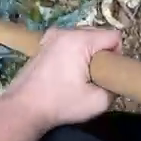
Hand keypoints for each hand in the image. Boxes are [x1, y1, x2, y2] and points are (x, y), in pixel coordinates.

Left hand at [0, 28, 120, 132]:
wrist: (23, 108)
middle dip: (102, 53)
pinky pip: (68, 42)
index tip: (107, 74)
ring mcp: (51, 35)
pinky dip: (72, 52)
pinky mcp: (43, 44)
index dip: (117, 56)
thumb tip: (113, 80)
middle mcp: (65, 31)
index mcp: (80, 40)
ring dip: (87, 53)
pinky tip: (66, 71)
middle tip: (94, 77)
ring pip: (83, 37)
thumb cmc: (60, 104)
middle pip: (98, 34)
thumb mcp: (98, 102)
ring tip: (78, 75)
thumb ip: (114, 87)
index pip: (114, 37)